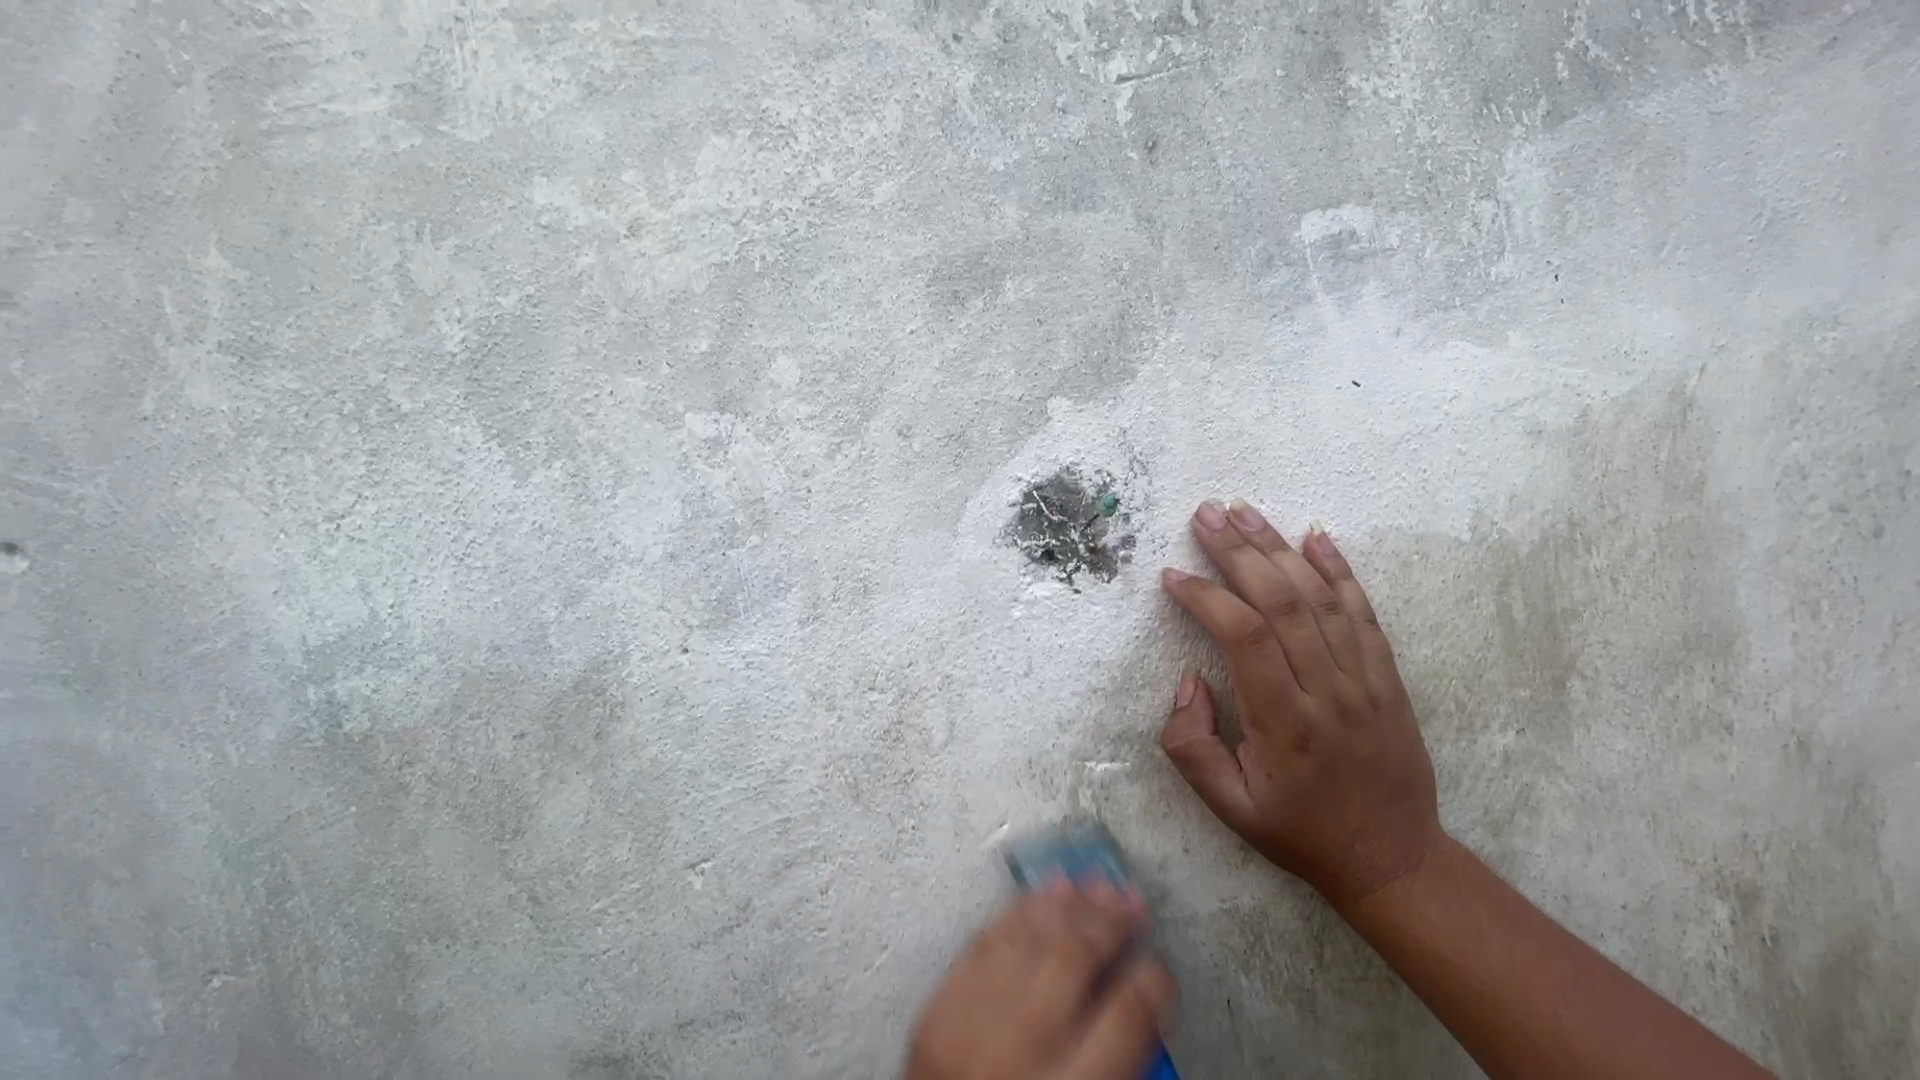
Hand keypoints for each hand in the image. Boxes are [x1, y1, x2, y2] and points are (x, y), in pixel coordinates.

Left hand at [906, 883, 1173, 1079]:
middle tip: (1131, 905)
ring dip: (1067, 906)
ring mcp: (970, 1028)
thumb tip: (1140, 997)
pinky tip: (1040, 897)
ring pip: (1028, 940)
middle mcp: (1018, 1053)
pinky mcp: (936, 1015)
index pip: (1128, 1014)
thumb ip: (1116, 1059)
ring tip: (1094, 886)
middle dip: (1110, 923)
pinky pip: (983, 944)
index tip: (1159, 966)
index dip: (1153, 979)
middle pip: (1075, 960)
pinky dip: (1017, 915)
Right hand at [1158, 500, 1443, 910]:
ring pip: (1321, 598)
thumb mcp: (1229, 809)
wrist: (1392, 858)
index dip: (1206, 598)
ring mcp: (1365, 680)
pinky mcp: (1386, 677)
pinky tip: (1315, 536)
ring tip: (1244, 511)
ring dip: (1280, 548)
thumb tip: (1190, 681)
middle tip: (1205, 514)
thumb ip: (1191, 746)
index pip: (1245, 638)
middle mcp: (1328, 692)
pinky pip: (1363, 614)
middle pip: (1283, 602)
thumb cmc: (1299, 832)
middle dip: (1239, 551)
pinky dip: (1340, 570)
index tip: (1173, 577)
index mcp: (1285, 724)